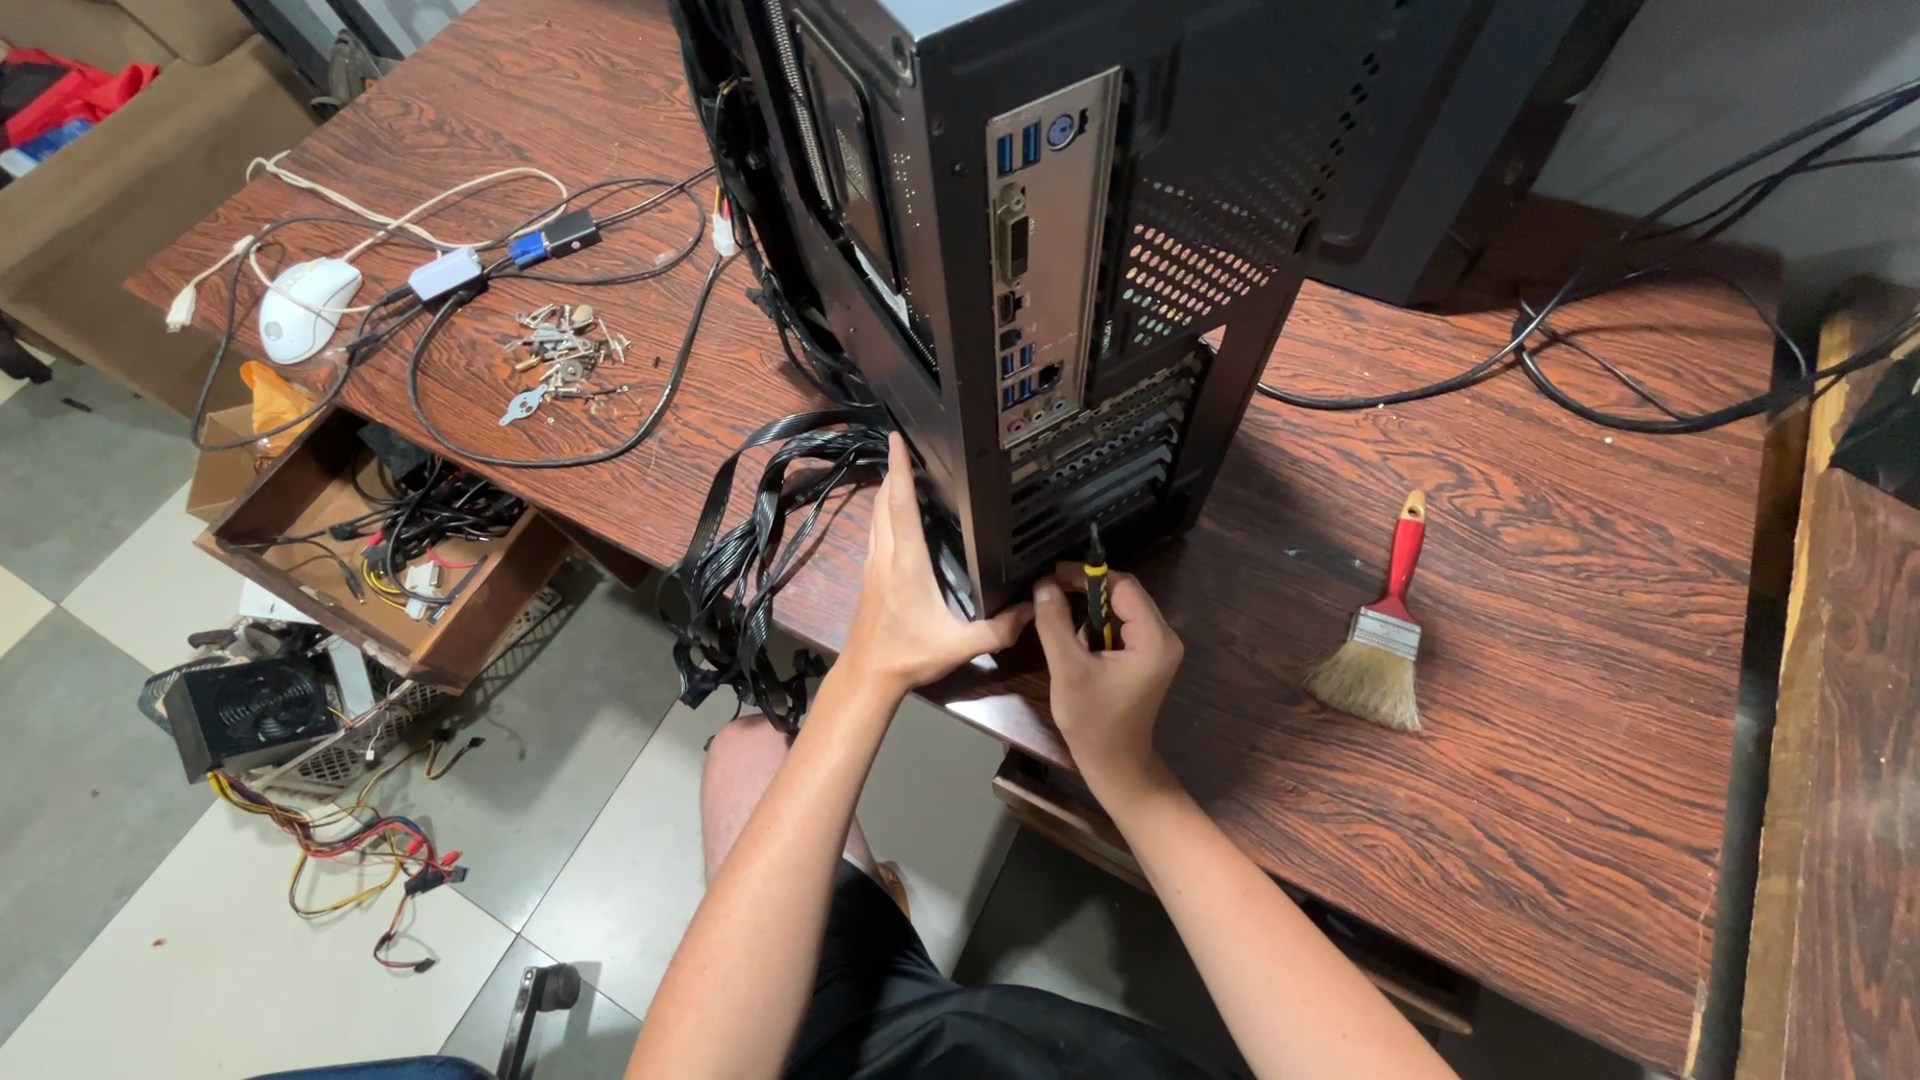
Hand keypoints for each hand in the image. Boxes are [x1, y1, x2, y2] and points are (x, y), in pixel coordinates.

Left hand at [841, 432, 1033, 692]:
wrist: (866, 676)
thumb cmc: (908, 656)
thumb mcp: (959, 646)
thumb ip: (999, 630)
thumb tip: (1032, 611)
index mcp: (907, 564)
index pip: (901, 506)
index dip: (900, 470)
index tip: (897, 439)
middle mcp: (886, 557)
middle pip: (884, 502)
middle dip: (893, 470)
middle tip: (907, 446)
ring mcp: (873, 565)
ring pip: (875, 516)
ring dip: (886, 490)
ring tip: (903, 470)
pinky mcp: (868, 576)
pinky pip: (875, 531)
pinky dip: (883, 512)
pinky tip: (894, 514)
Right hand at [1032, 565, 1184, 796]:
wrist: (1114, 763)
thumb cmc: (1093, 721)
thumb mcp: (1068, 669)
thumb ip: (1054, 623)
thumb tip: (1043, 586)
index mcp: (1154, 639)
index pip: (1123, 586)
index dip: (1087, 575)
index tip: (1053, 575)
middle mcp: (1163, 638)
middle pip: (1124, 594)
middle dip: (1086, 589)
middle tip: (1050, 590)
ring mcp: (1157, 648)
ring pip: (1120, 608)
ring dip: (1089, 608)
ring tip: (1058, 616)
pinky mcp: (1146, 657)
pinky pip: (1121, 625)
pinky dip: (1096, 624)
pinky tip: (1075, 639)